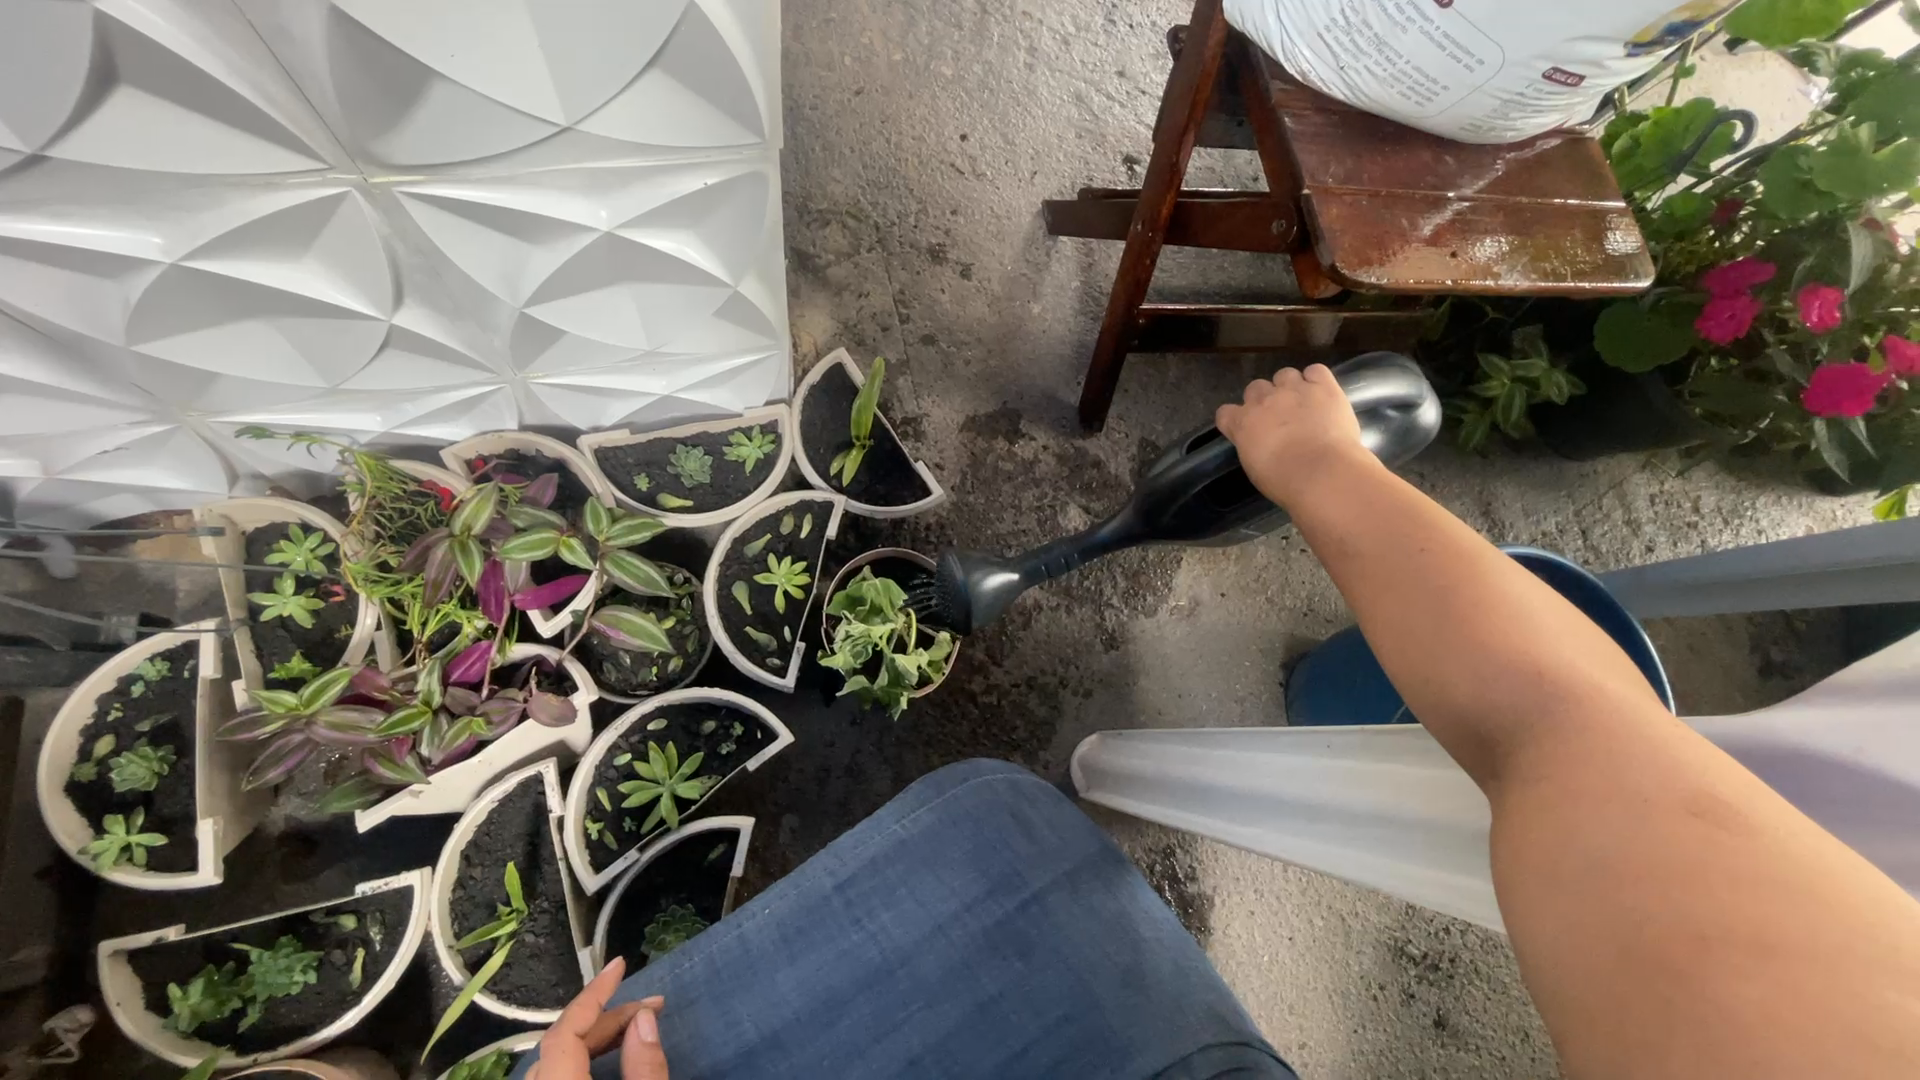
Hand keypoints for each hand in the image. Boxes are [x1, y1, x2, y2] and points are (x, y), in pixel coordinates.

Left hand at [530, 957, 669, 1079]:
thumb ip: (644, 1068)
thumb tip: (644, 1018)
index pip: (565, 1032)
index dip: (593, 994)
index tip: (620, 964)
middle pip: (563, 1044)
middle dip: (607, 1018)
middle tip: (649, 1008)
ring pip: (557, 1061)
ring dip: (597, 1038)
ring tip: (636, 1028)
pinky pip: (556, 1075)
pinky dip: (583, 1059)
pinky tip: (611, 1054)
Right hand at [1215, 364, 1372, 507]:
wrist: (1322, 472)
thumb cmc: (1284, 481)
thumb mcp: (1255, 469)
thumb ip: (1253, 447)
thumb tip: (1260, 443)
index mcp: (1242, 424)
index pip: (1225, 413)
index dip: (1235, 419)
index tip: (1246, 429)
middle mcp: (1263, 400)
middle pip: (1255, 387)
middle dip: (1264, 399)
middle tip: (1278, 417)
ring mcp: (1294, 389)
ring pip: (1284, 374)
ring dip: (1290, 386)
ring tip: (1302, 403)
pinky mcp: (1323, 386)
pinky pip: (1315, 371)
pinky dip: (1317, 379)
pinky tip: (1322, 393)